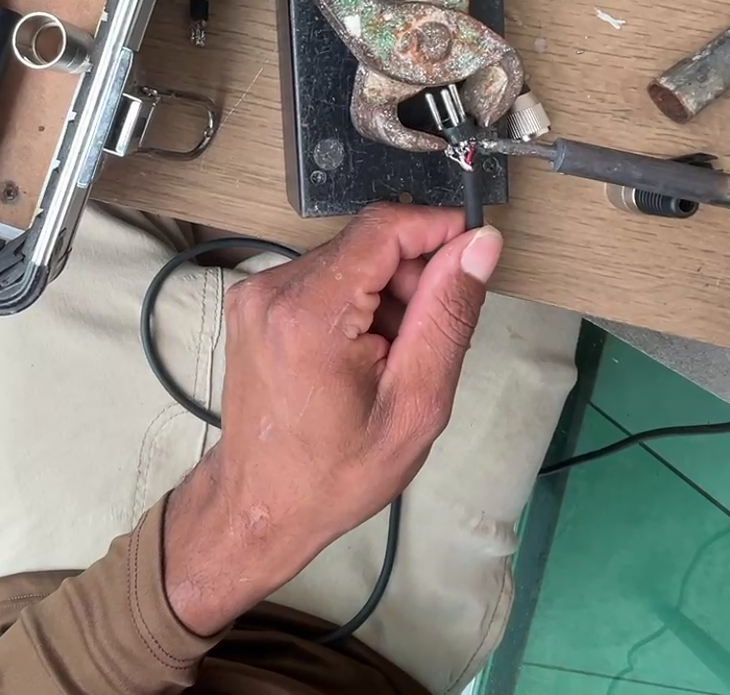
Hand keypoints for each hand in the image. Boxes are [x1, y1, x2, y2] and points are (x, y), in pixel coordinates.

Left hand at [163, 204, 502, 634]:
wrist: (260, 502)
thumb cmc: (339, 470)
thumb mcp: (414, 403)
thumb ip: (448, 314)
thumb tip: (480, 245)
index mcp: (309, 312)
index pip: (381, 228)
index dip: (435, 228)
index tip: (473, 253)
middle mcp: (272, 287)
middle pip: (364, 244)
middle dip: (411, 276)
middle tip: (425, 338)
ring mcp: (253, 291)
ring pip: (345, 258)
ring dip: (382, 292)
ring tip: (387, 356)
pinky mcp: (250, 299)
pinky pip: (318, 275)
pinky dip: (351, 299)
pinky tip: (357, 350)